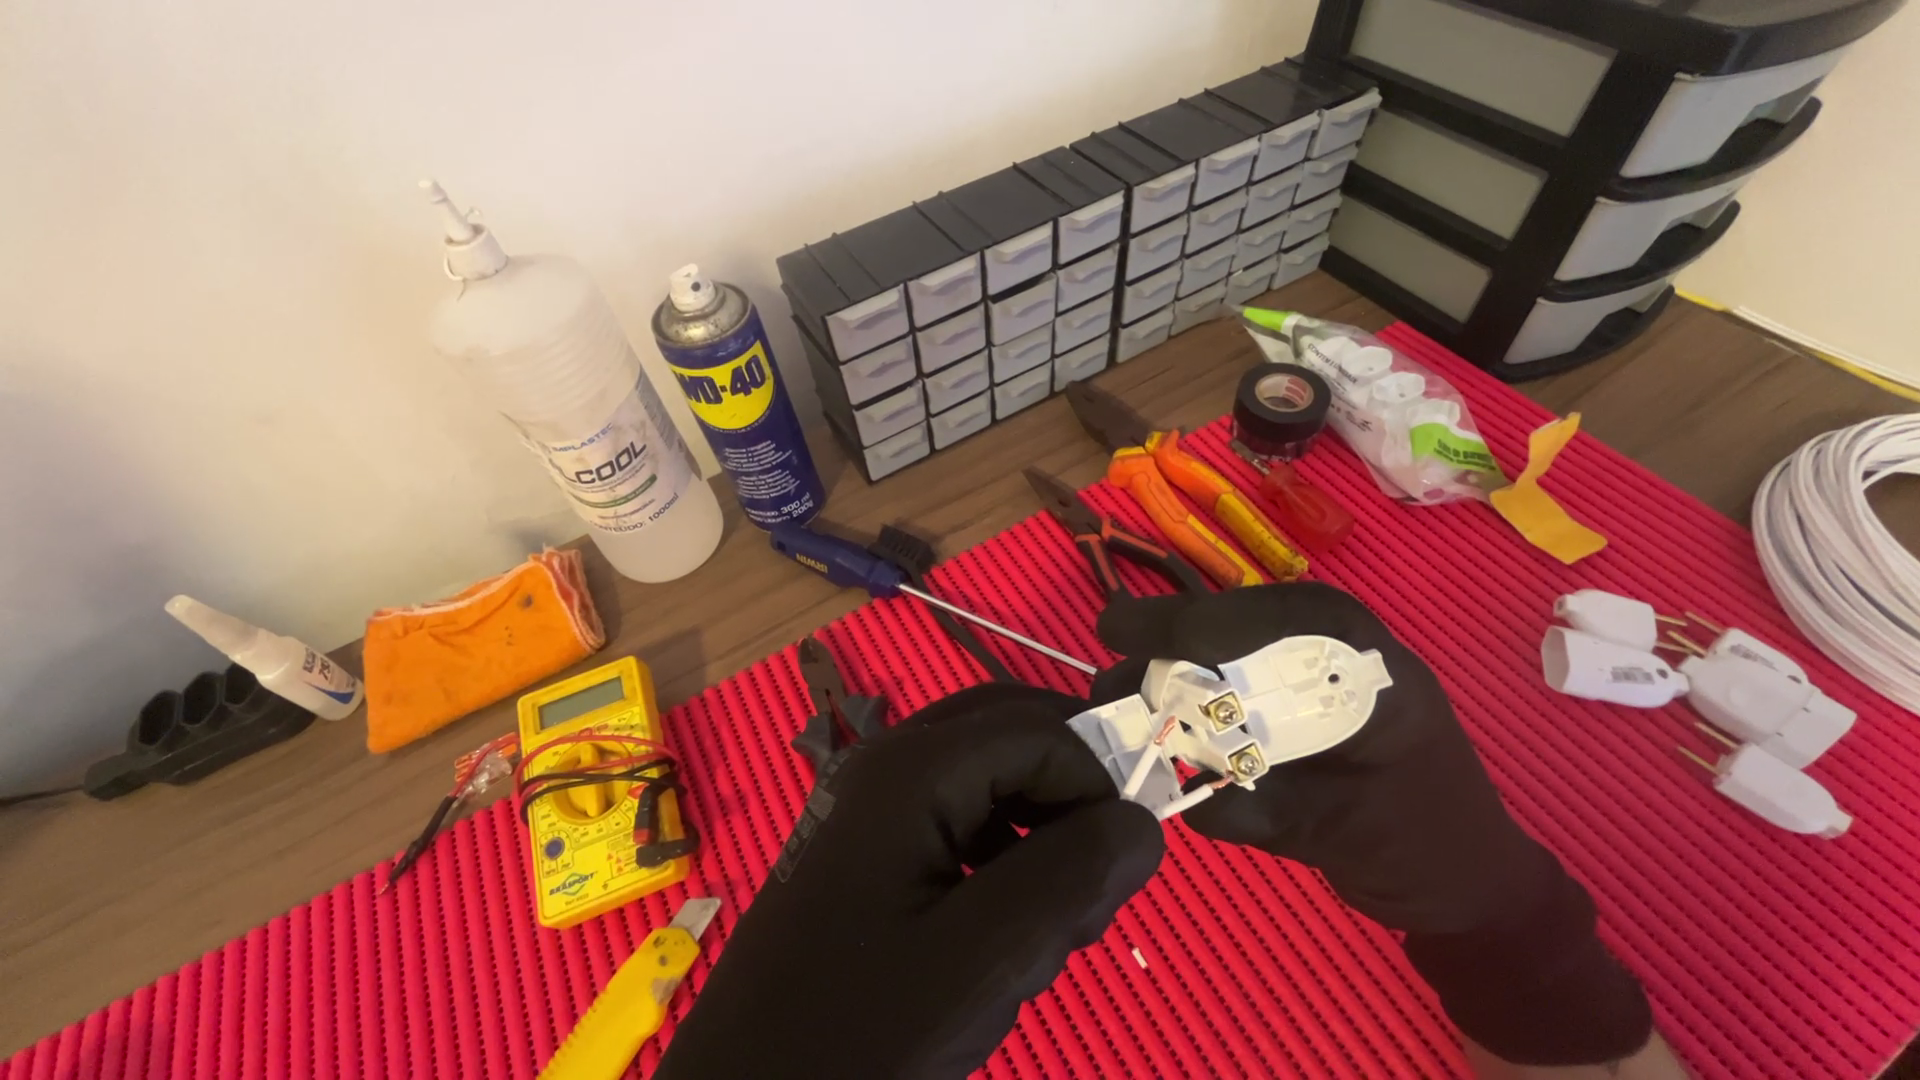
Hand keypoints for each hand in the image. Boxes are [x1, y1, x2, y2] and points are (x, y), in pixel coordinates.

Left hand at [655, 684, 1164, 1079]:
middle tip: (1091, 882)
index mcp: (910, 767)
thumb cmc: (854, 1035)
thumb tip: (1142, 820)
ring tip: (1052, 918)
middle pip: (1009, 736)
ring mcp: (872, 803)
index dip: (1094, 785)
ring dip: (1038, 827)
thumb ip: (1069, 879)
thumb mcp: (979, 962)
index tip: (1115, 875)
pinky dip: (1001, 852)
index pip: (1039, 732)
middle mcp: (888, 762)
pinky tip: (1002, 925)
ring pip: (988, 776)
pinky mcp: (869, 848)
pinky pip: (957, 818)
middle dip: (1067, 795)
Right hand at [1093, 583, 1651, 1066]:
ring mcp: (1304, 671)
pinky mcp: (1287, 700)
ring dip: (1165, 673)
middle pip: (1229, 624)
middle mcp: (1325, 646)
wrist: (1466, 871)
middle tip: (1106, 671)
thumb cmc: (1423, 843)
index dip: (1187, 624)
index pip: (1264, 620)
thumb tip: (1181, 797)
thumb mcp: (1345, 832)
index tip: (1117, 631)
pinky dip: (1184, 699)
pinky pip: (1224, 682)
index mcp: (1357, 657)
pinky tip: (1153, 718)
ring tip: (1114, 701)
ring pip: (1221, 648)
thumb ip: (1265, 812)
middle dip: (1161, 645)